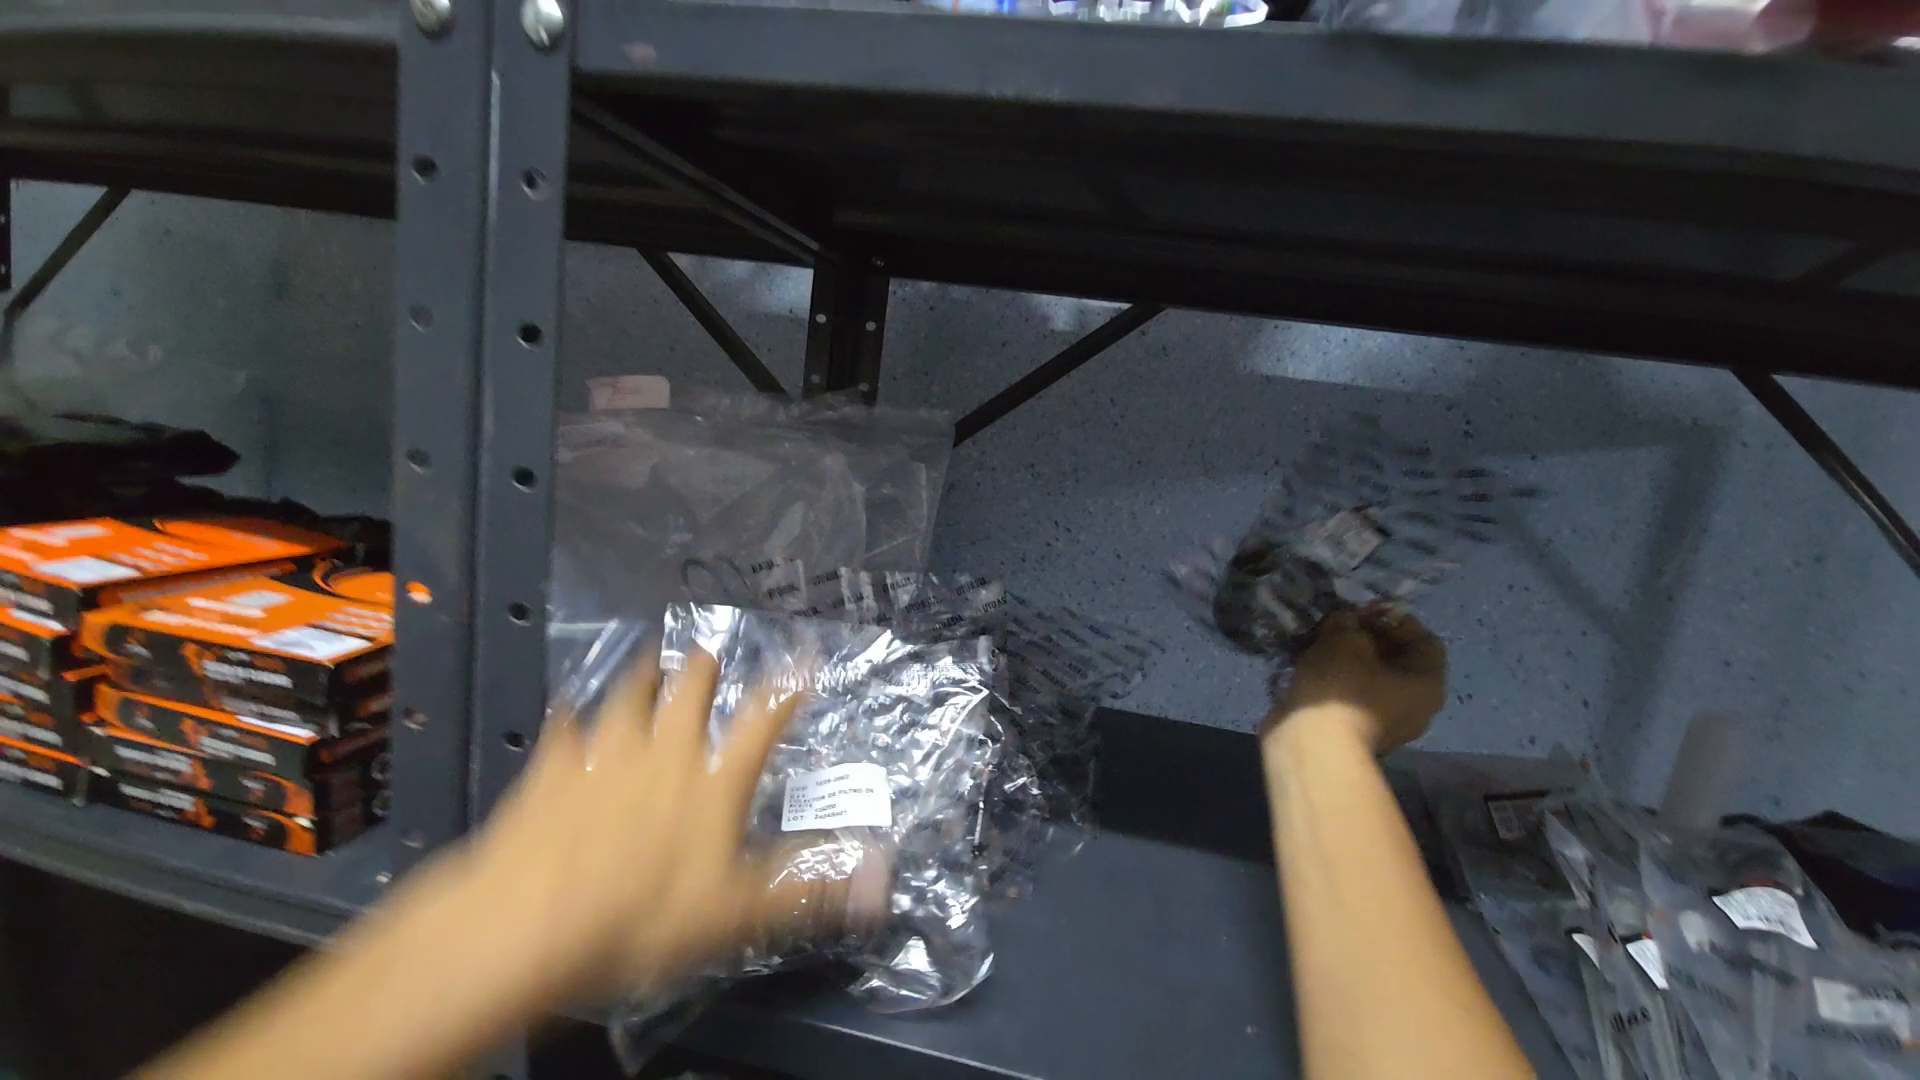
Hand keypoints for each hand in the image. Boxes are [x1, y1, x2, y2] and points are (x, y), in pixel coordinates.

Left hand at [463, 645, 890, 1003]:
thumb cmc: (645, 915)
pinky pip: (563, 733)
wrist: (531, 923)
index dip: (785, 692)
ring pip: (627, 701)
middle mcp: (663, 756)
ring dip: (641, 677)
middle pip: (687, 698)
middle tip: (707, 649)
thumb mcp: (738, 913)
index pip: (760, 726)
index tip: (802, 662)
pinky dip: (568, 718)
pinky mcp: (552, 774)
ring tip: (650, 655)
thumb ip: (809, 890)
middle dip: (702, 670)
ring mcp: (603, 759)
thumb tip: (882, 879)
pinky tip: (566, 706)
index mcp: (712, 783)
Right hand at [1269, 605, 1446, 754]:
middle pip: (1397, 660)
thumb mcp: (1344, 638)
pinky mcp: (1356, 732)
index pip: (1423, 639)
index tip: (1361, 609)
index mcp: (1427, 683)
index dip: (1393, 618)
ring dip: (1347, 659)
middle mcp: (1415, 707)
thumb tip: (1346, 620)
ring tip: (1318, 644)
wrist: (1312, 743)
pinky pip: (1351, 696)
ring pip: (1370, 679)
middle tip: (1336, 625)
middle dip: (1367, 638)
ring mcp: (1385, 723)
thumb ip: (1348, 621)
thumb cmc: (1341, 686)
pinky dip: (1335, 680)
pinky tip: (1311, 668)